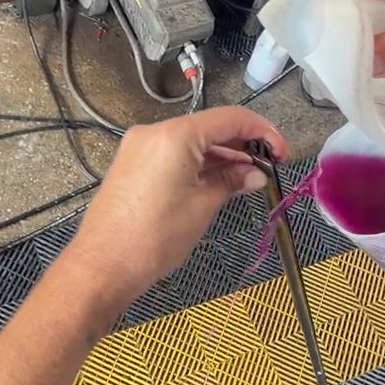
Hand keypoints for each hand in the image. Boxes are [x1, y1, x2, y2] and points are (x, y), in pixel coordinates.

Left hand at [65, 107, 286, 302]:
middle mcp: (154, 132)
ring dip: (220, 156)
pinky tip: (218, 181)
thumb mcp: (202, 207)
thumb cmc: (155, 238)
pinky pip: (172, 154)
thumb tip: (254, 174)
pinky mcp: (131, 164)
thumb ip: (231, 182)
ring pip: (190, 142)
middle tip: (268, 168)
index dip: (262, 132)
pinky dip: (197, 164)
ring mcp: (138, 147)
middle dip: (241, 145)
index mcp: (174, 135)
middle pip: (208, 127)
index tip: (282, 153)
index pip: (230, 118)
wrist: (102, 266)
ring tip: (247, 179)